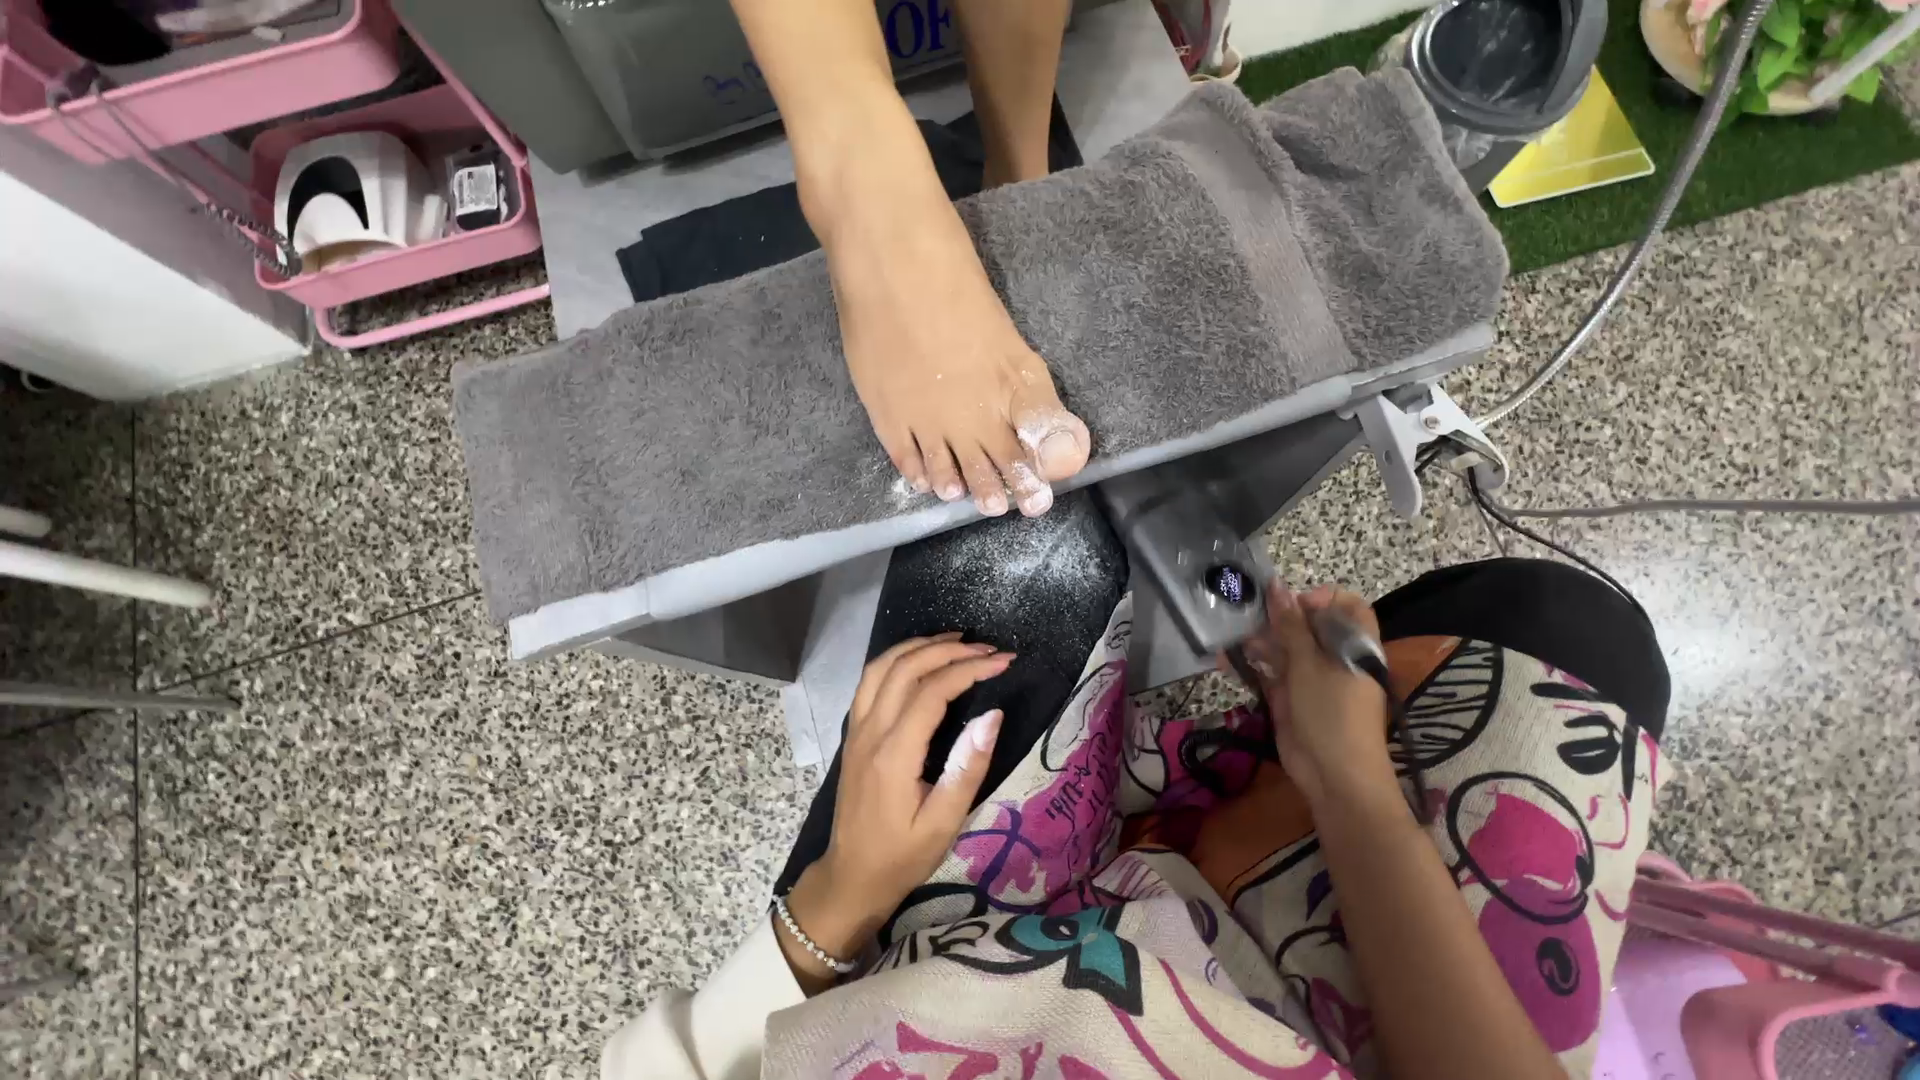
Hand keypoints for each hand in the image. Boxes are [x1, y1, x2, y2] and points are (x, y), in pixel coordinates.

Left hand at [779, 632, 1012, 990]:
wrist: (850, 877)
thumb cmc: (901, 856)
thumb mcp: (943, 824)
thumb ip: (966, 768)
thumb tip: (992, 716)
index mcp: (894, 754)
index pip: (932, 691)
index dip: (969, 669)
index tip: (1004, 661)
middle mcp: (870, 732)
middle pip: (904, 668)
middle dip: (948, 649)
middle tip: (987, 648)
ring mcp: (856, 730)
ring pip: (881, 667)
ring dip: (918, 647)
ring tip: (957, 641)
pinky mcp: (853, 734)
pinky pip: (870, 681)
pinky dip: (897, 659)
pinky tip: (920, 661)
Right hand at [819, 157, 1089, 517]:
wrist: (894, 265)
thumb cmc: (961, 293)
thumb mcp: (1017, 352)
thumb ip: (1039, 409)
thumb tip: (1069, 458)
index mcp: (999, 404)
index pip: (1020, 457)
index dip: (1030, 482)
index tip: (1037, 504)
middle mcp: (961, 423)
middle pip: (983, 466)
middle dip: (996, 490)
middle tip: (998, 509)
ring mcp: (921, 421)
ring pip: (943, 467)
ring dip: (958, 485)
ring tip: (966, 500)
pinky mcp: (885, 412)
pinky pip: (903, 455)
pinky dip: (915, 471)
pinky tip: (922, 481)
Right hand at [1234, 583, 1398, 810]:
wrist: (1334, 776)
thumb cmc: (1333, 713)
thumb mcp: (1310, 664)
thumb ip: (1290, 625)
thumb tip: (1277, 586)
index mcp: (1355, 645)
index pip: (1346, 607)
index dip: (1322, 599)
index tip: (1294, 605)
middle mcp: (1334, 657)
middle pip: (1307, 626)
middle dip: (1277, 618)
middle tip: (1249, 615)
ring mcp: (1311, 678)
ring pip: (1283, 648)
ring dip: (1258, 641)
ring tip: (1232, 638)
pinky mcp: (1289, 697)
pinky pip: (1269, 673)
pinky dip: (1249, 665)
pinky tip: (1225, 660)